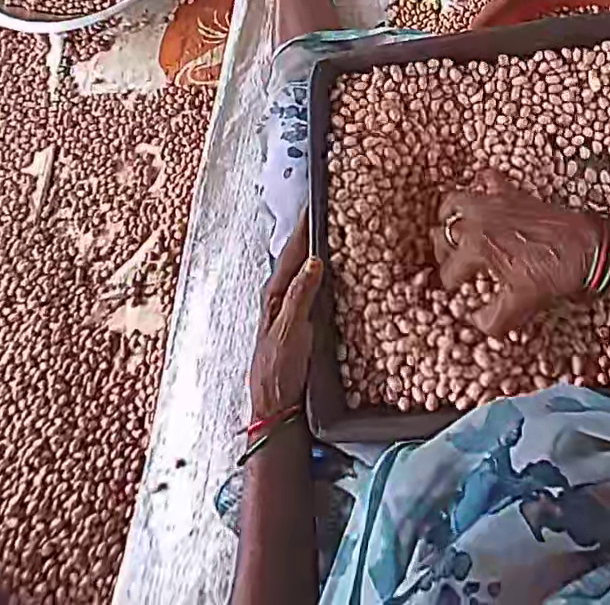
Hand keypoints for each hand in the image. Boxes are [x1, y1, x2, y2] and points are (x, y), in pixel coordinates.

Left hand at [249, 222, 323, 421]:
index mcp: (275, 293)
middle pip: (298, 255)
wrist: (276, 406)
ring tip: (334, 230)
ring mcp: (291, 306)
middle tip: (329, 209)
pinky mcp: (302, 318)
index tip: (316, 202)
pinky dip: (323, 270)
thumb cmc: (278, 370)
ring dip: (318, 248)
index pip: (293, 250)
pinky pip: (313, 285)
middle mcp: (281, 295)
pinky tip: (335, 269)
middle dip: (311, 231)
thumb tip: (314, 260)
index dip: (305, 226)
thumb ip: (300, 295)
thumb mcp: (290, 331)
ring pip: (306, 269)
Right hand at [432, 170, 603, 335]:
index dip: (451, 284)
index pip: (449, 269)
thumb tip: (478, 323)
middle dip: (444, 251)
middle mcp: (477, 219)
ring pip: (455, 202)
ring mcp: (493, 202)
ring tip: (455, 228)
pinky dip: (481, 185)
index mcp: (475, 246)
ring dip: (451, 215)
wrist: (585, 246)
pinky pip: (487, 180)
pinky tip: (484, 195)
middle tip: (454, 264)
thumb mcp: (521, 303)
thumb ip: (493, 319)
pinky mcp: (510, 193)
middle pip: (444, 233)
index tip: (457, 291)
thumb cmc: (553, 271)